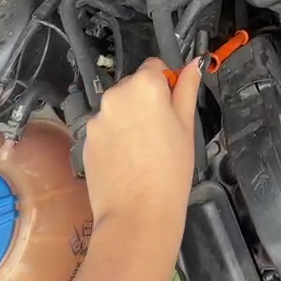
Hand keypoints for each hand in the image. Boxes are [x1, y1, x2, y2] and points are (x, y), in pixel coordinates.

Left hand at [82, 56, 201, 235]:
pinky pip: (105, 128)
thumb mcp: (186, 125)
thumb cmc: (170, 169)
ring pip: (119, 108)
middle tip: (161, 132)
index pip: (155, 66)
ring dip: (129, 118)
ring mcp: (98, 118)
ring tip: (143, 150)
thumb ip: (187, 88)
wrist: (136, 216)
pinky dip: (115, 137)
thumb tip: (194, 64)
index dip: (167, 84)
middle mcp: (116, 94)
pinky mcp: (85, 140)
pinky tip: (127, 161)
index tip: (172, 108)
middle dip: (146, 100)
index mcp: (144, 84)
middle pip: (134, 85)